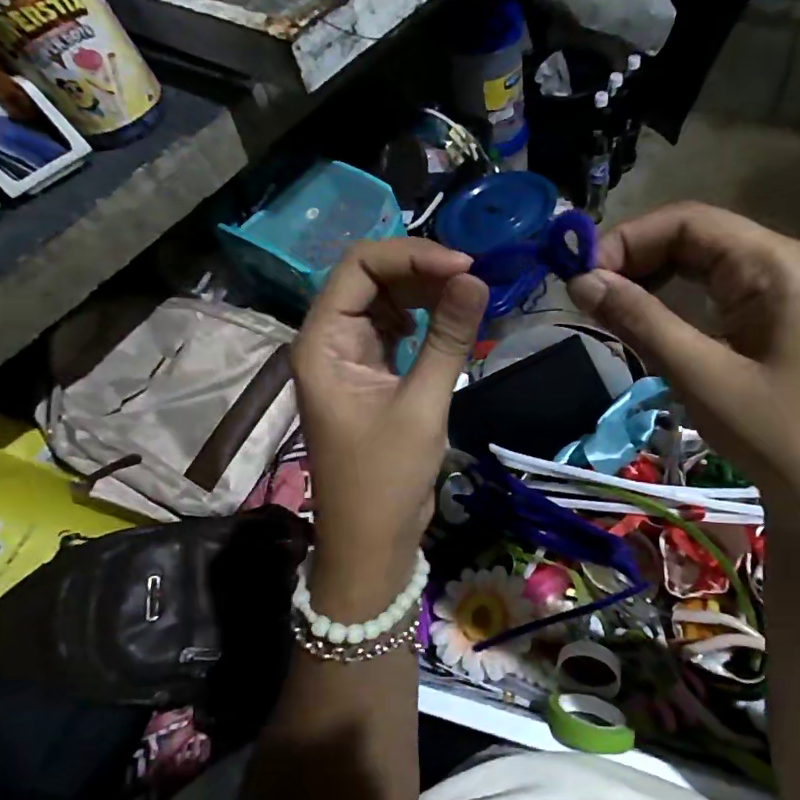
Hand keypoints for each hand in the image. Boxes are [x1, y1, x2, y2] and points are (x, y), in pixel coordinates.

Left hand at [292, 240, 486, 599]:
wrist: (371, 543)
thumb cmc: (385, 479)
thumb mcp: (421, 406)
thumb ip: (447, 340)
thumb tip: (476, 279)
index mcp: (323, 342)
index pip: (360, 267)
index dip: (412, 256)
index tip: (464, 268)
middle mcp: (330, 340)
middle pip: (372, 278)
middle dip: (422, 271)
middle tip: (474, 280)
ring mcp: (351, 358)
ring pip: (387, 302)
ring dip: (426, 292)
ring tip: (470, 294)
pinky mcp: (372, 376)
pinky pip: (397, 330)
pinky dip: (426, 320)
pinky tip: (453, 319)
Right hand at [567, 202, 799, 523]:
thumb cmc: (771, 433)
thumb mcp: (698, 374)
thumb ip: (639, 319)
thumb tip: (579, 281)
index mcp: (779, 262)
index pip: (690, 221)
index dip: (628, 239)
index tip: (581, 273)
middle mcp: (789, 259)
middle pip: (698, 235)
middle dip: (638, 257)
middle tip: (588, 290)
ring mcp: (790, 286)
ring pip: (706, 261)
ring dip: (654, 276)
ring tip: (609, 303)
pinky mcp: (783, 313)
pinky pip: (721, 288)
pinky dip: (679, 296)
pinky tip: (648, 315)